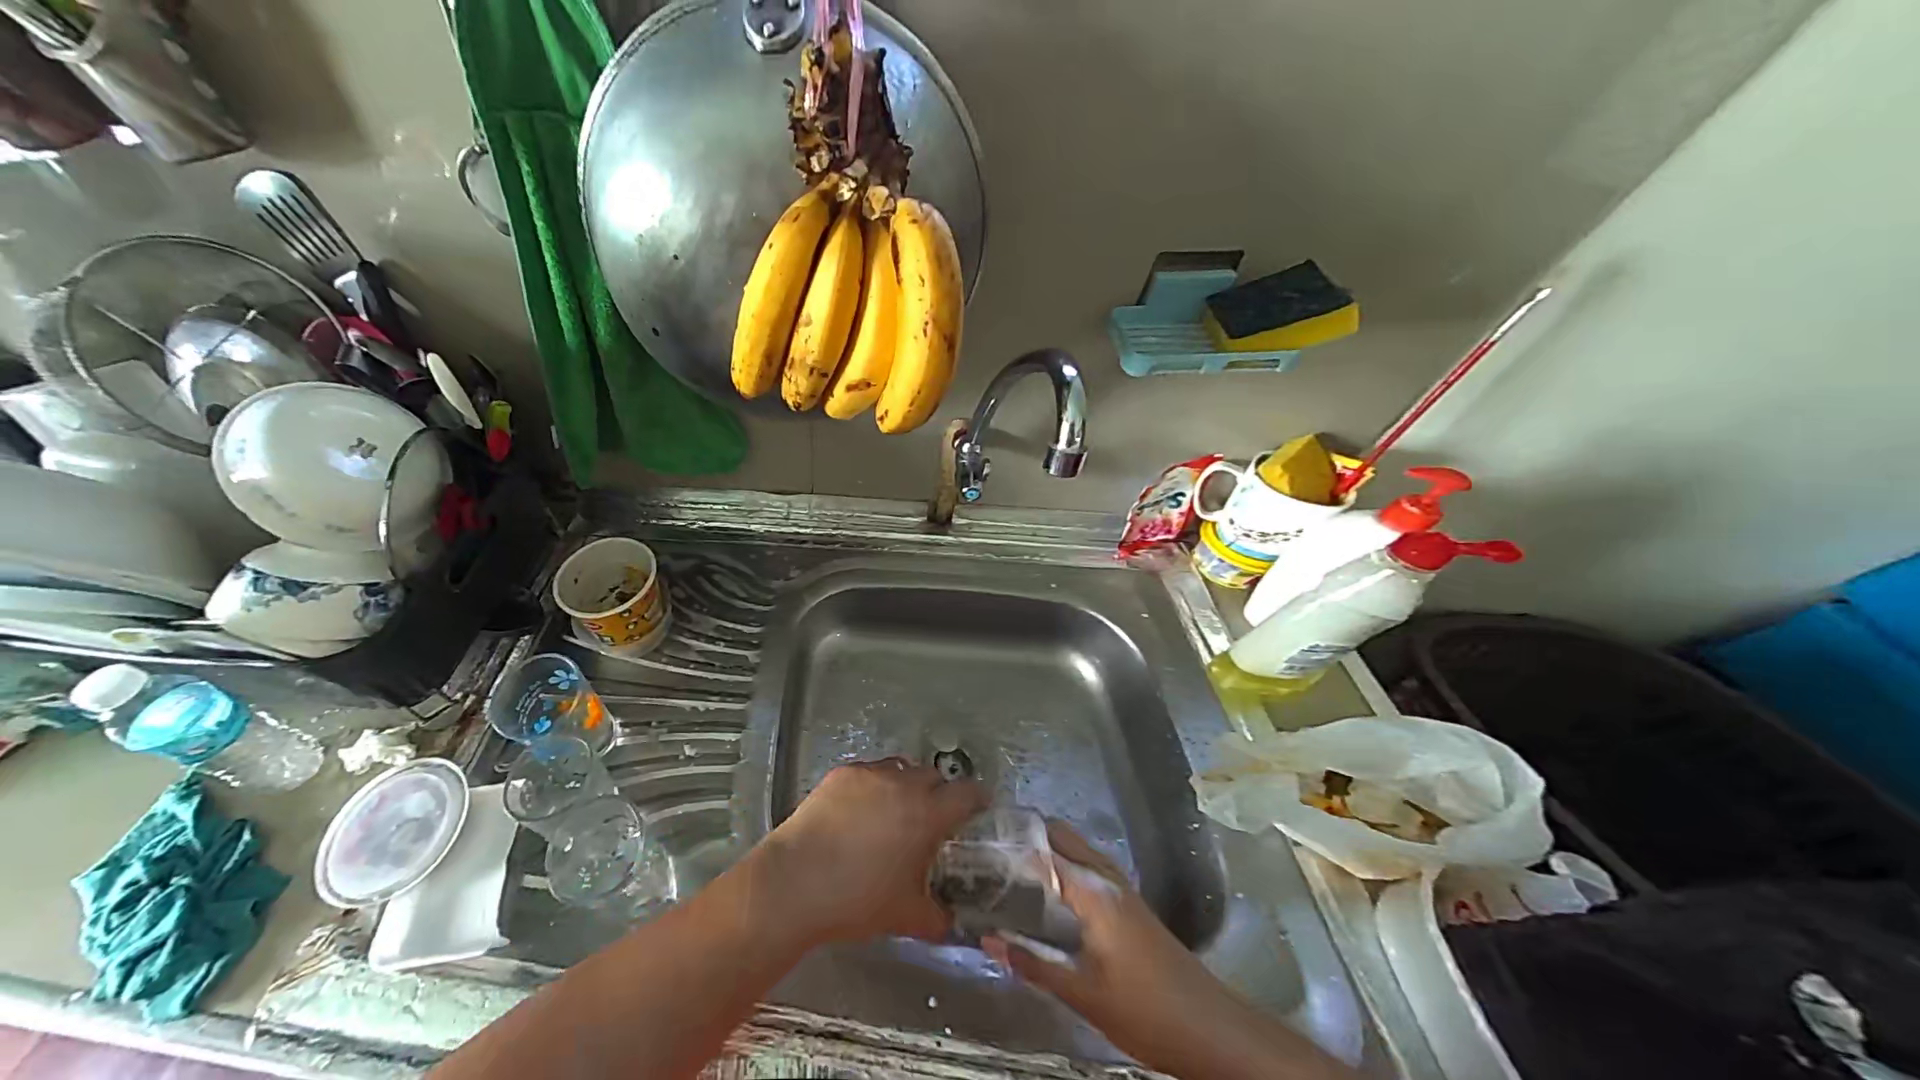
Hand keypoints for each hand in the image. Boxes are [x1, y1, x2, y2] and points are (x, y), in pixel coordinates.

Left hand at [756, 760, 987, 945]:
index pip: (967, 792)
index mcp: (928, 814)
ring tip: (894, 811)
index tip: (978, 806)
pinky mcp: (841, 774)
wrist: (794, 884)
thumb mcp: (905, 916)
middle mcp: (904, 785)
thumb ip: (937, 918)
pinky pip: (869, 772)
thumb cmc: (857, 900)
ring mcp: (870, 774)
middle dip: (938, 792)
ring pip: (901, 769)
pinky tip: (860, 811)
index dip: (977, 798)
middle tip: (931, 817)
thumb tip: (951, 923)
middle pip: (933, 776)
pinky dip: (874, 786)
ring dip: (906, 785)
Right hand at [987, 822, 1354, 1079]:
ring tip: (1011, 861)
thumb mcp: (1083, 994)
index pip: (1047, 851)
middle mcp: (1109, 880)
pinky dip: (1066, 867)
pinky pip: (1091, 870)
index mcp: (1095, 892)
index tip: (981, 841)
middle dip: (1029, 836)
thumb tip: (987, 940)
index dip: (1014, 841)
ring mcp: (1124, 891)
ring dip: (1049, 849)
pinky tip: (1049, 890)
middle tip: (990, 849)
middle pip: (1065, 840)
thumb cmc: (1145, 1010)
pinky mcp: (1131, 907)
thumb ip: (1034, 964)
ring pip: (1080, 853)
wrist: (1212, 1029)